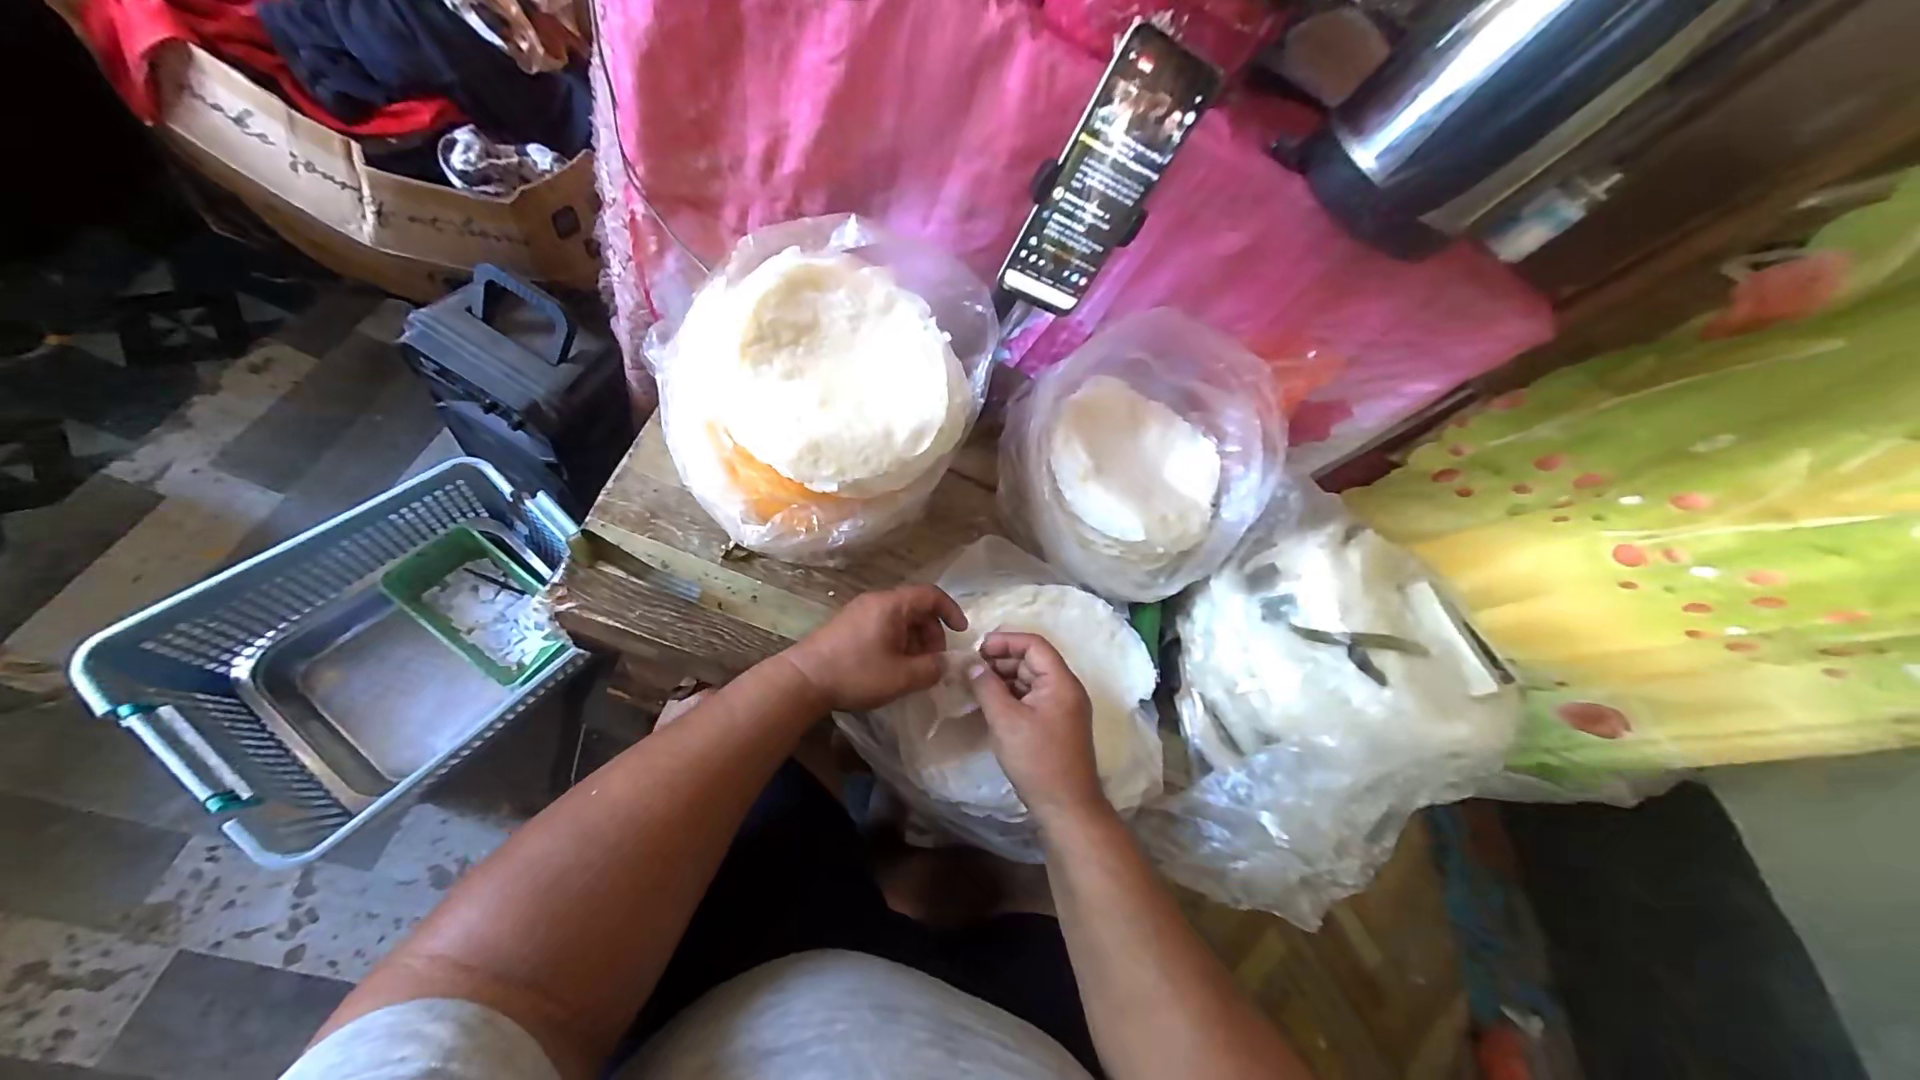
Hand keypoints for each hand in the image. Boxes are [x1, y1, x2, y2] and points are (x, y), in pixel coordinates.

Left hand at [782, 584, 966, 711]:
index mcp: (891, 605)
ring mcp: (859, 612)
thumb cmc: (855, 673)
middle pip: (916, 608)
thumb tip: (945, 664)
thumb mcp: (902, 677)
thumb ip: (932, 669)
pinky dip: (897, 643)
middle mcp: (876, 601)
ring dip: (914, 641)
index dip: (951, 611)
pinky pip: (883, 627)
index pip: (931, 595)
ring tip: (914, 669)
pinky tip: (892, 668)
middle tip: (934, 661)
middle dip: (932, 633)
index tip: (961, 633)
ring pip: (899, 619)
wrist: (803, 680)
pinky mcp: (848, 627)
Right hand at [967, 632, 1109, 824]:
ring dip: (1004, 678)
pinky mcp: (1056, 724)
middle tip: (971, 669)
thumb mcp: (1005, 721)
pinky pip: (1032, 698)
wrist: (1067, 807)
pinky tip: (991, 704)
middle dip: (1002, 660)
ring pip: (1031, 680)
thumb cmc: (1037, 760)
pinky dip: (1012, 695)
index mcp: (1061, 682)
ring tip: (976, 686)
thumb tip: (973, 666)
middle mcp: (1066, 689)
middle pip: (1033, 660)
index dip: (1005, 641)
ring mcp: (1063, 708)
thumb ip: (987, 688)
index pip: (1034, 644)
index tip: (978, 649)